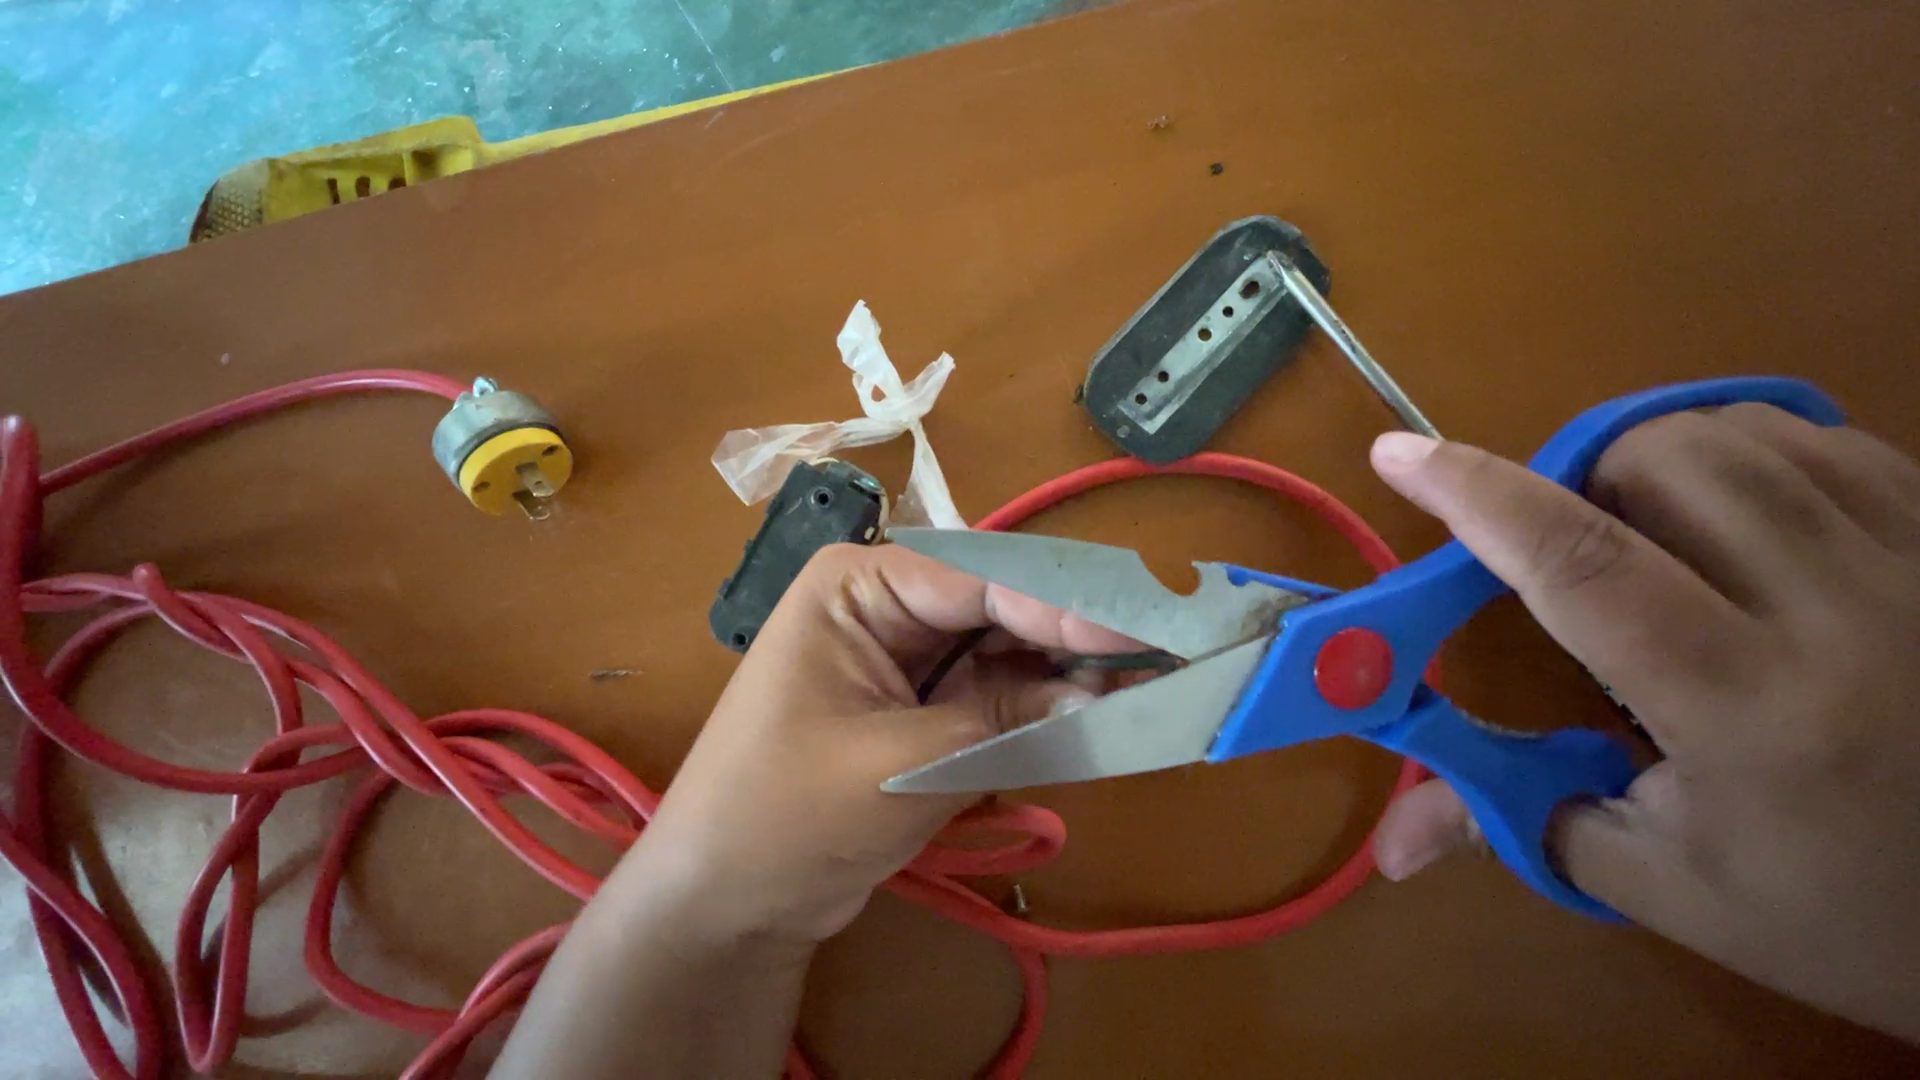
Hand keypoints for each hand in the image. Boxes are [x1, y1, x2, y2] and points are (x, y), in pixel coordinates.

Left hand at [614, 542, 1130, 947]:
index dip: (1065, 601)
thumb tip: (1100, 693)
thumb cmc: (784, 815)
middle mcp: (889, 600)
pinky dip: (1042, 702)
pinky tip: (1097, 708)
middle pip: (1002, 602)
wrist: (726, 899)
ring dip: (1068, 667)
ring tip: (1150, 678)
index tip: (1144, 627)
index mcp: (859, 583)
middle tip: (1166, 646)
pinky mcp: (927, 701)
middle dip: (1076, 629)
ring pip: (1008, 644)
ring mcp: (910, 652)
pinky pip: (996, 688)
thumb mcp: (896, 763)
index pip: (981, 578)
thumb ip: (1002, 721)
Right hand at [1367, 404, 1919, 1041]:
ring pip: (1745, 433)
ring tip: (1639, 530)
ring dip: (1647, 461)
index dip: (1474, 497)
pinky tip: (1730, 519)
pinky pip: (1825, 439)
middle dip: (1575, 474)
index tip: (1395, 454)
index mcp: (1741, 705)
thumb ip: (1508, 821)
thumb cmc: (1843, 907)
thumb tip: (1385, 844)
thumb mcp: (1656, 879)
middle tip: (1561, 540)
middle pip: (1669, 462)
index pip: (1582, 565)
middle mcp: (1840, 614)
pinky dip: (1740, 455)